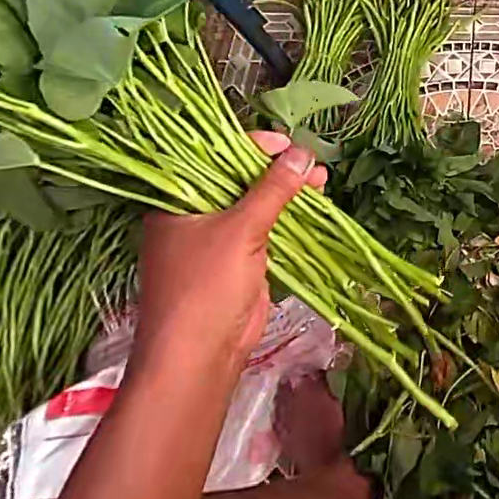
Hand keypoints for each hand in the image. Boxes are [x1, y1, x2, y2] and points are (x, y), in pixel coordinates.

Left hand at [131, 132, 327, 377]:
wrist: (199, 355)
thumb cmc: (206, 286)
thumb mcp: (240, 229)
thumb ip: (272, 189)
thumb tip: (302, 153)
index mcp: (177, 202)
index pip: (214, 159)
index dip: (252, 147)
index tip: (287, 143)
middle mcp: (195, 215)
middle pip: (241, 181)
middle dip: (278, 171)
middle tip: (312, 164)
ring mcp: (218, 239)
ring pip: (258, 205)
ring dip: (289, 193)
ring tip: (321, 182)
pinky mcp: (240, 259)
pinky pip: (267, 229)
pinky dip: (290, 218)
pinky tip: (313, 207)